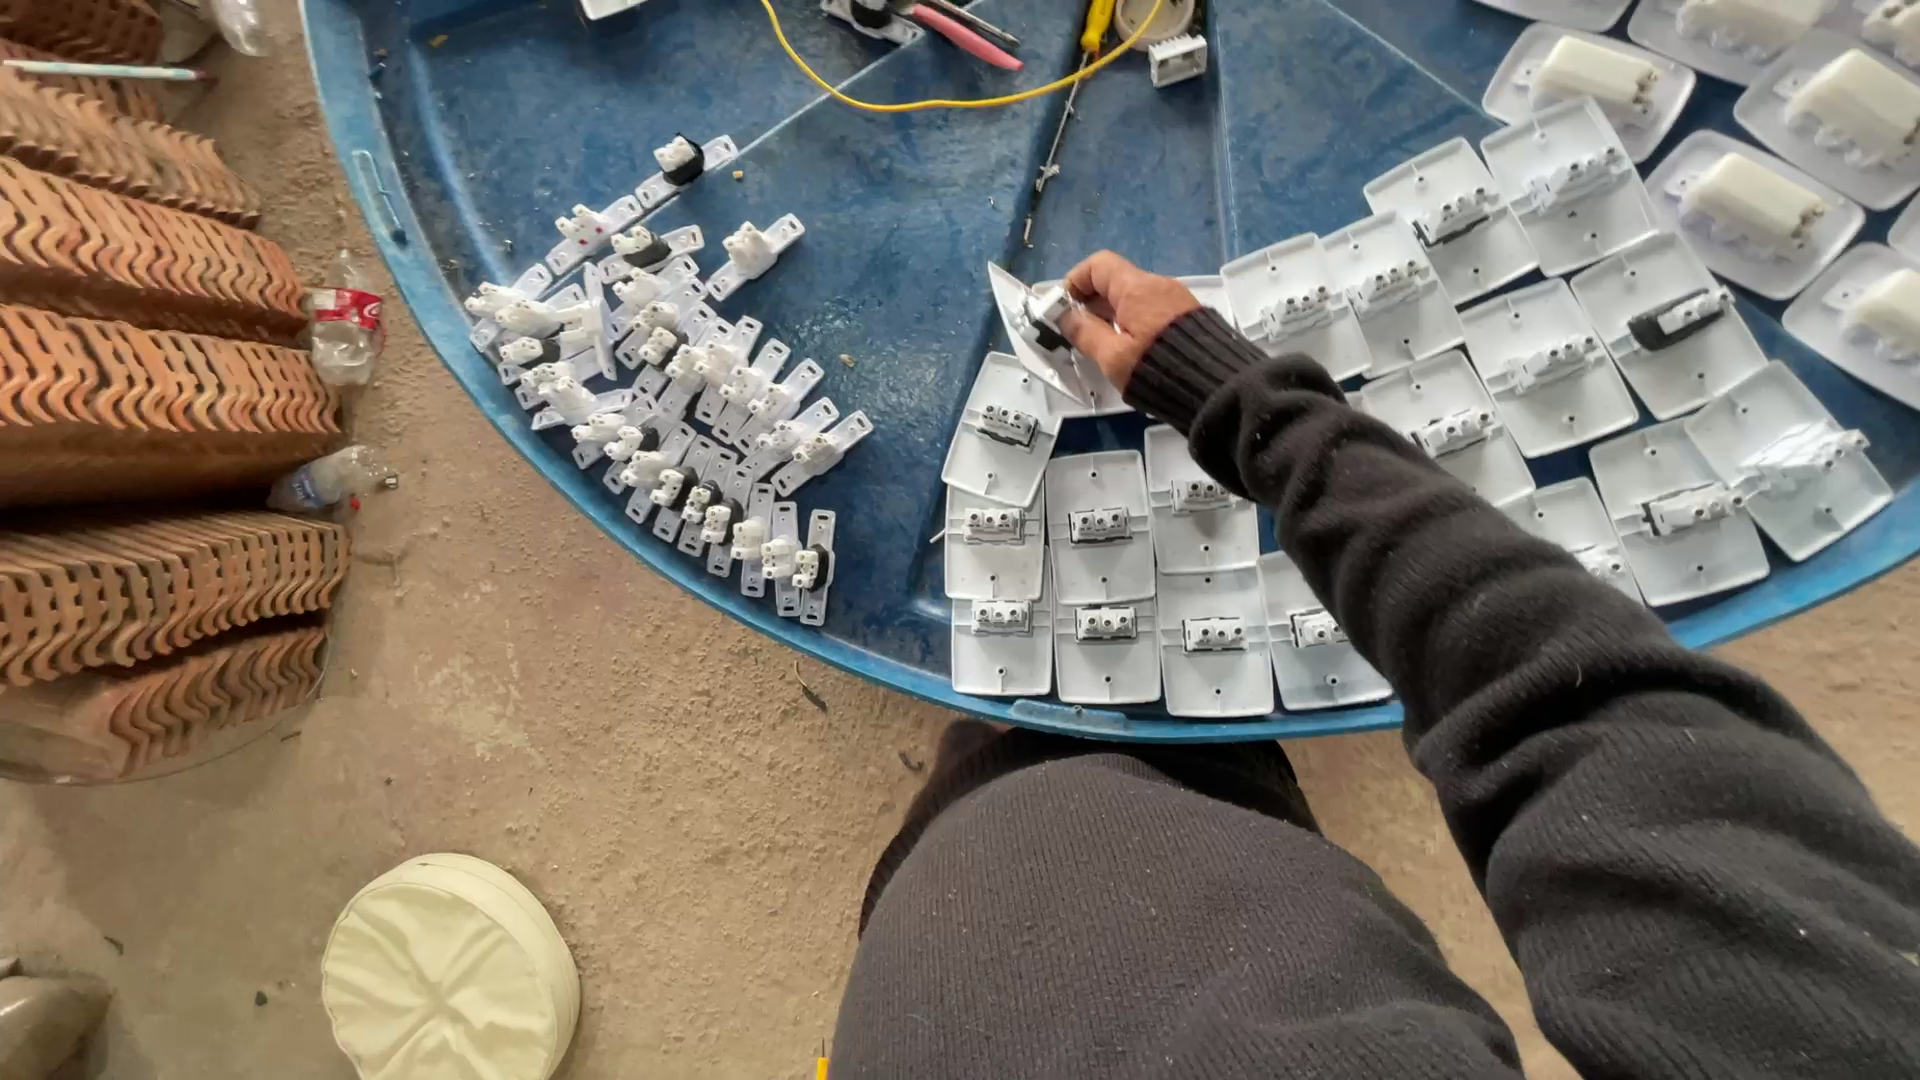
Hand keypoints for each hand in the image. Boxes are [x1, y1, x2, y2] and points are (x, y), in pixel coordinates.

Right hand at [1058, 251, 1201, 391]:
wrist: (1215, 385)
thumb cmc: (1156, 369)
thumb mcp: (1113, 357)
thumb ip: (1085, 334)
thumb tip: (1066, 317)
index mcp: (1136, 288)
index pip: (1098, 264)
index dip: (1075, 280)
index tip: (1063, 307)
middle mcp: (1157, 285)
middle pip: (1115, 281)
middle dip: (1090, 301)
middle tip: (1076, 330)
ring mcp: (1174, 299)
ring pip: (1132, 297)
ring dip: (1110, 314)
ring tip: (1099, 343)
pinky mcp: (1185, 316)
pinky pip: (1149, 309)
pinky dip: (1130, 320)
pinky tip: (1126, 346)